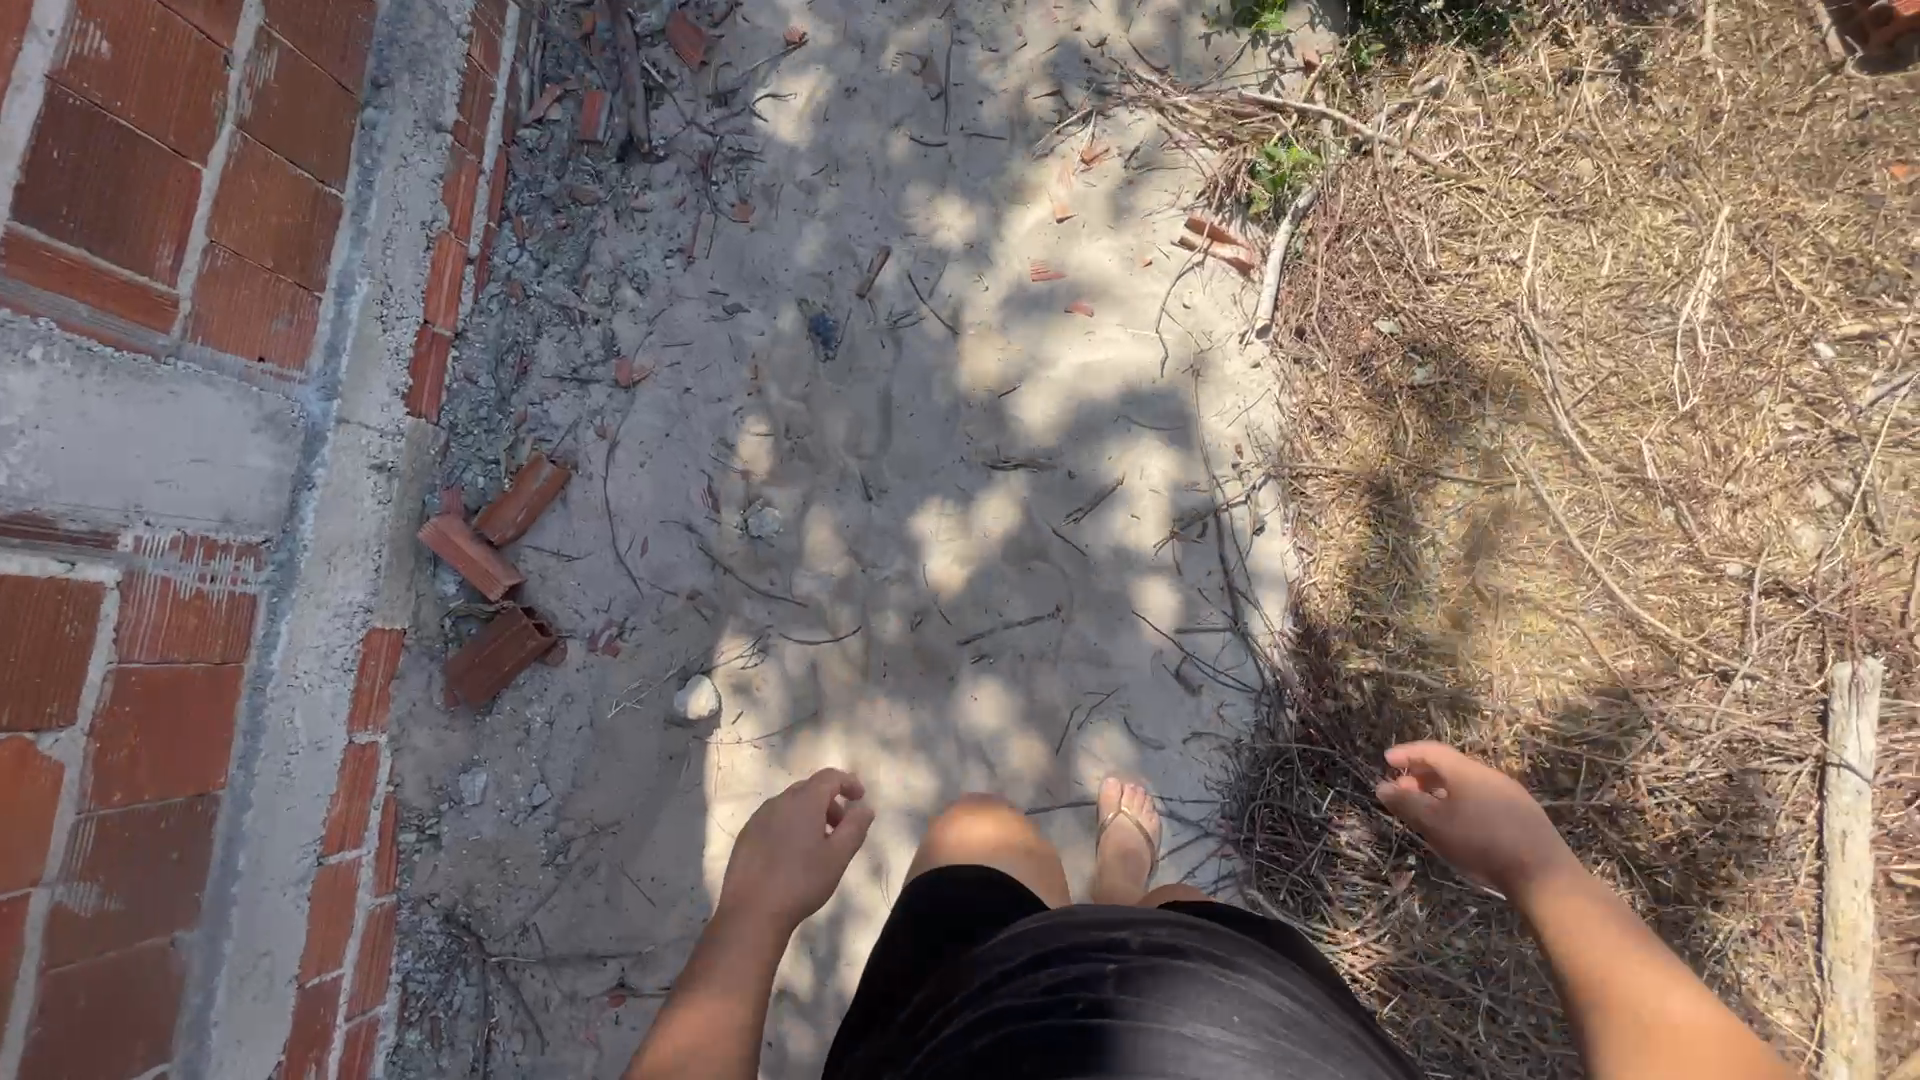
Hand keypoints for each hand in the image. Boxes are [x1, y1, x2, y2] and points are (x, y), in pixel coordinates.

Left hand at [717, 768, 873, 933]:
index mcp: (803, 802)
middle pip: (809, 789)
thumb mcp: (838, 857)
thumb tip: (865, 808)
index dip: (848, 782)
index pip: (829, 777)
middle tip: (840, 829)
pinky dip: (789, 826)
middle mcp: (779, 802)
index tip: (860, 799)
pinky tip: (791, 856)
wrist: (751, 912)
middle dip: (829, 803)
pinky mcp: (746, 837)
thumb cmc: (801, 882)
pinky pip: (773, 820)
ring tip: (817, 845)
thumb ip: (855, 827)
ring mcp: (758, 819)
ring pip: (790, 805)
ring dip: (809, 815)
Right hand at [1374, 741, 1580, 899]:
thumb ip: (1406, 803)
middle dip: (1422, 775)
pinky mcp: (1525, 817)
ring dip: (1442, 791)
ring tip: (1429, 811)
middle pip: (1450, 766)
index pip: (1432, 751)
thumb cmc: (1481, 843)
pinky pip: (1484, 799)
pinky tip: (1460, 827)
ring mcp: (1512, 796)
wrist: (1545, 878)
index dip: (1407, 753)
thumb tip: (1382, 787)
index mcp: (1467, 772)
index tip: (1387, 762)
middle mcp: (1491, 777)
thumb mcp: (1434, 824)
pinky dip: (1462, 803)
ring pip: (1468, 785)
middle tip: (1404, 791)